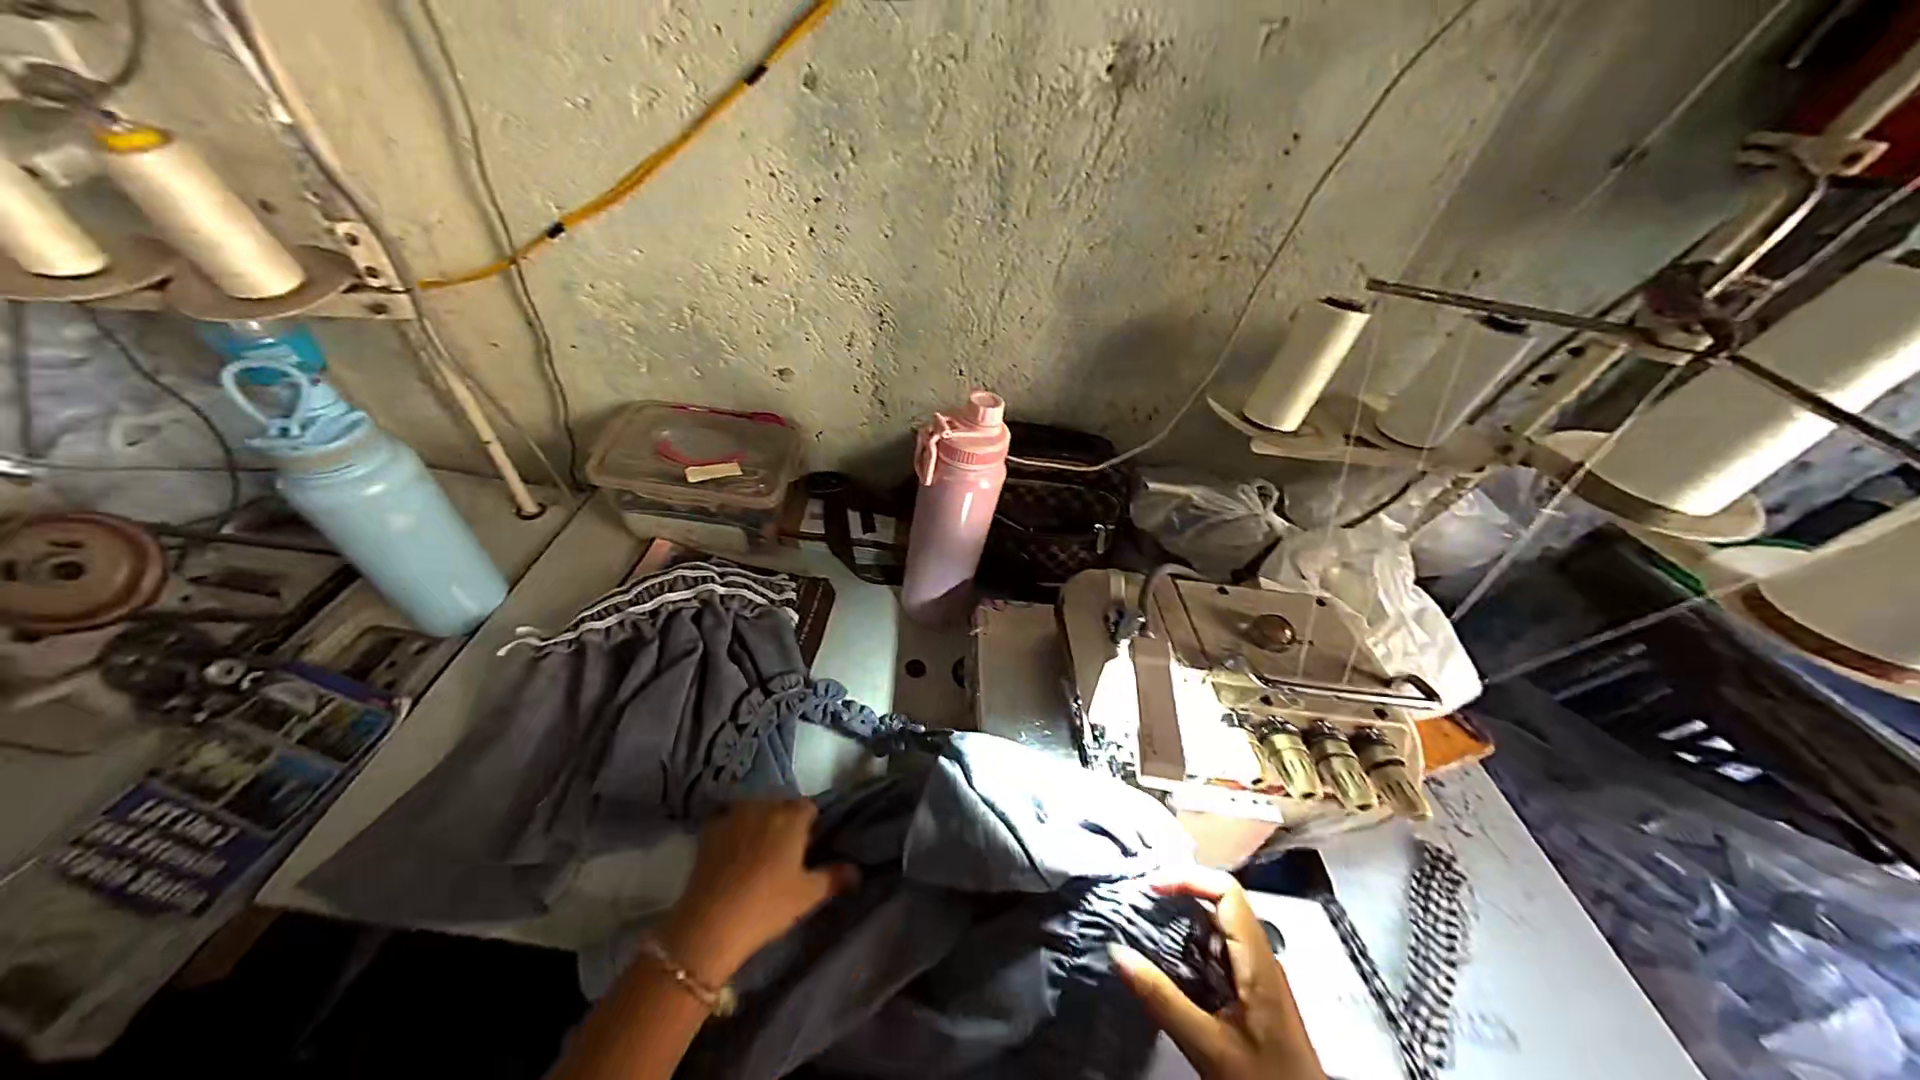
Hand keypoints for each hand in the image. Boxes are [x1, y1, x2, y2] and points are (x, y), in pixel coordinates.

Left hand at [662, 799, 857, 985]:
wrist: (710, 924)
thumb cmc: (767, 906)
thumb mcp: (807, 895)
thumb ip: (835, 877)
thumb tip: (857, 870)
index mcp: (792, 817)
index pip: (809, 807)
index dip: (811, 825)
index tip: (809, 847)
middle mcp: (764, 807)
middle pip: (781, 804)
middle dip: (785, 819)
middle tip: (785, 850)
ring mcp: (733, 815)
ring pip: (754, 808)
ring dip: (759, 820)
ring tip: (758, 849)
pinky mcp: (709, 830)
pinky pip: (728, 819)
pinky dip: (733, 829)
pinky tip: (731, 851)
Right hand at [1110, 867, 1326, 1079]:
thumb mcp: (1208, 1046)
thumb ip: (1162, 999)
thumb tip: (1118, 953)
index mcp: (1258, 962)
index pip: (1227, 891)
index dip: (1188, 878)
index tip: (1151, 888)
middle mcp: (1261, 958)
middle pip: (1221, 902)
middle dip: (1179, 894)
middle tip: (1139, 902)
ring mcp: (1258, 975)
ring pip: (1219, 927)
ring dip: (1181, 920)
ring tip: (1143, 925)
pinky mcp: (1252, 992)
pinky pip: (1218, 951)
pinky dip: (1188, 945)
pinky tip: (1165, 960)